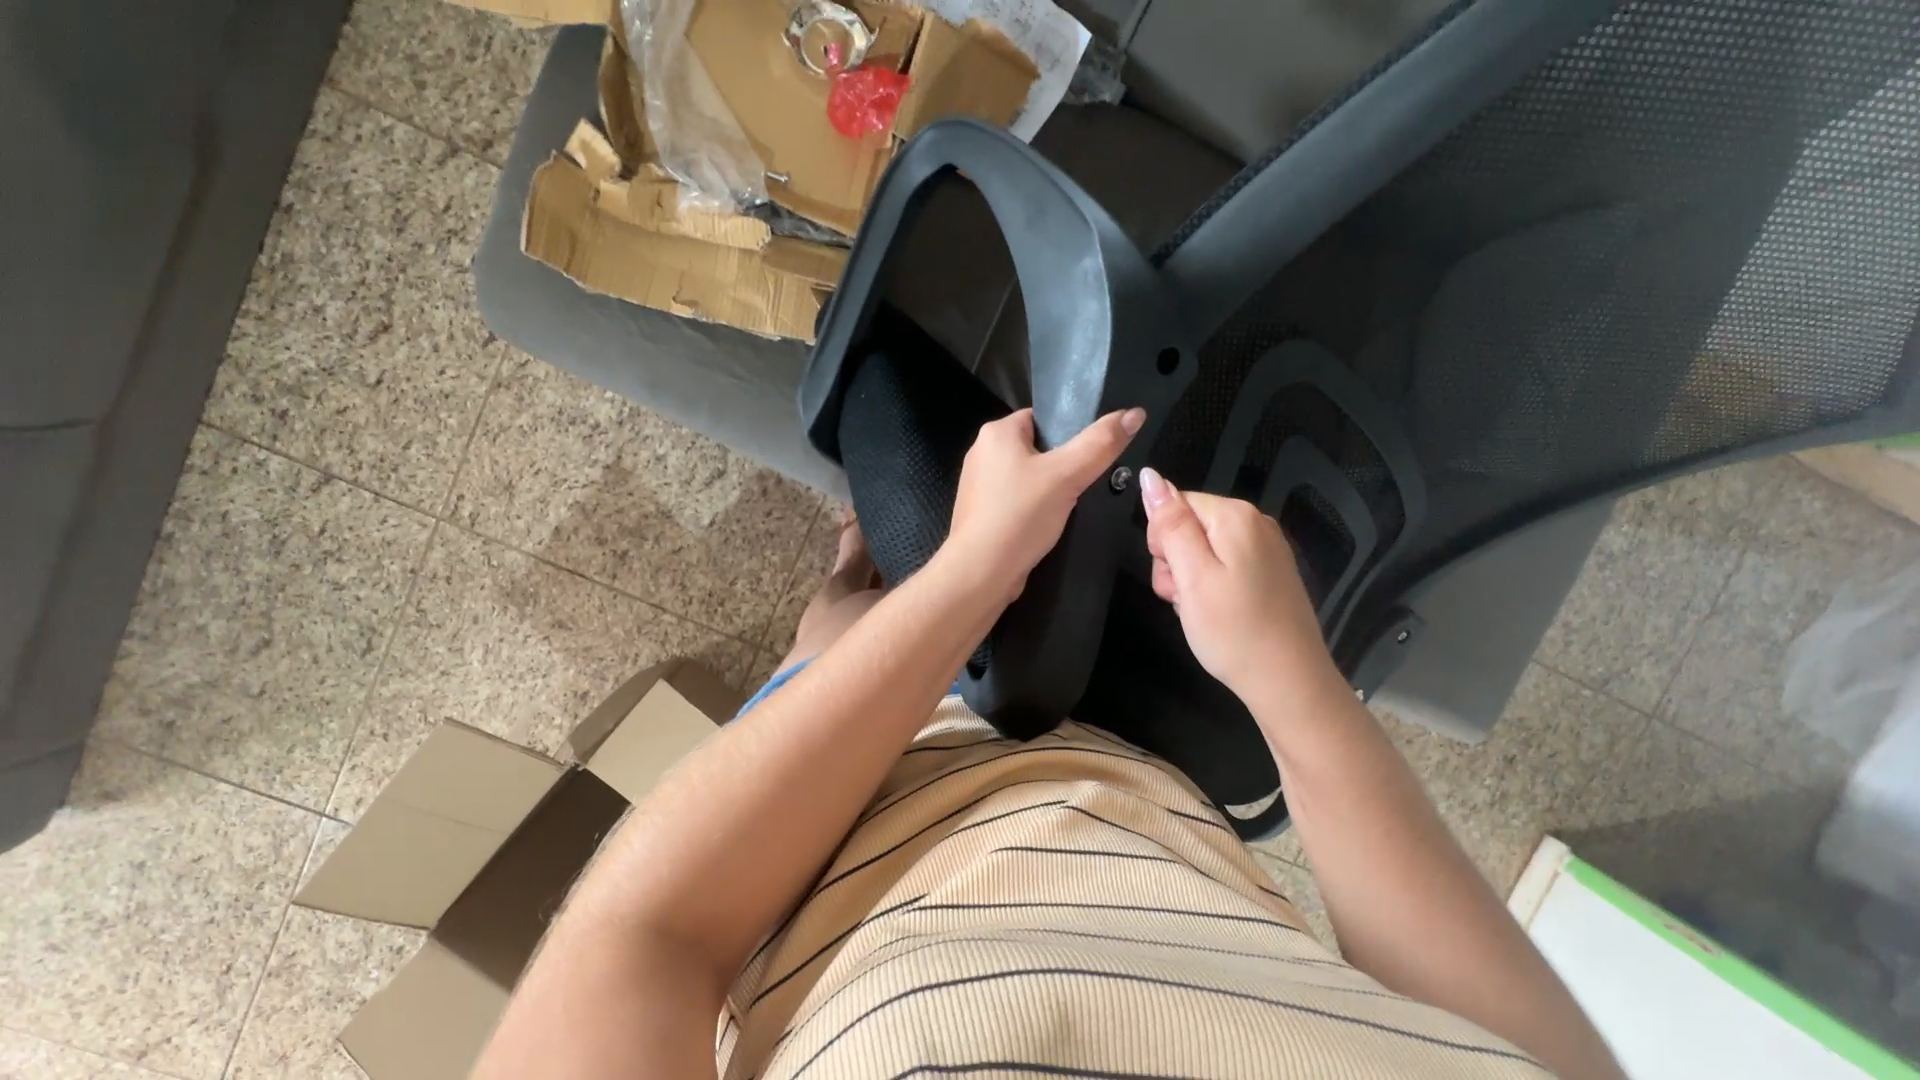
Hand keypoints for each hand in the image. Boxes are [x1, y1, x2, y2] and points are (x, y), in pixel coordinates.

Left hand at [945, 406, 1143, 602]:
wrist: (981, 573)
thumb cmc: (1020, 515)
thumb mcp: (1067, 475)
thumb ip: (1101, 443)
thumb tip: (1134, 413)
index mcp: (996, 432)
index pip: (1042, 419)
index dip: (1069, 434)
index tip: (1090, 456)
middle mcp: (981, 452)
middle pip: (1037, 449)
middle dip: (1061, 465)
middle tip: (1083, 484)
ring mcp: (978, 485)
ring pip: (1028, 478)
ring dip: (1049, 490)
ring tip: (1068, 507)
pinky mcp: (982, 513)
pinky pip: (1017, 502)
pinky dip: (1033, 510)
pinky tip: (1047, 525)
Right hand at [1139, 467, 1334, 696]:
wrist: (1288, 682)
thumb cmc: (1233, 630)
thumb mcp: (1191, 576)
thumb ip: (1170, 524)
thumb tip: (1149, 475)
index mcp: (1235, 516)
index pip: (1175, 504)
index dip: (1162, 542)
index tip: (1174, 578)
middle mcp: (1256, 523)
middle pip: (1189, 525)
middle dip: (1175, 561)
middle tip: (1185, 598)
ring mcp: (1267, 549)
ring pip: (1203, 549)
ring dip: (1190, 579)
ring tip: (1200, 611)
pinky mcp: (1270, 573)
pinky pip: (1225, 567)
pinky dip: (1212, 588)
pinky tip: (1218, 614)